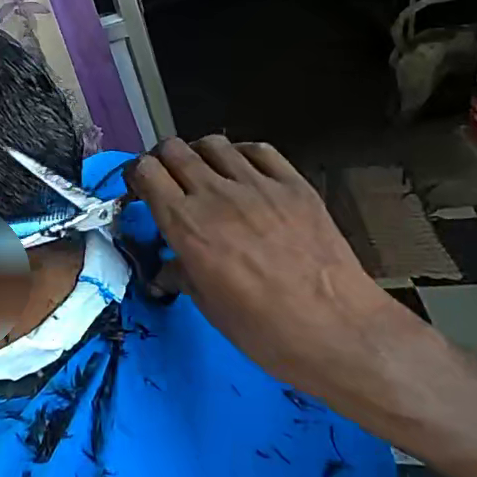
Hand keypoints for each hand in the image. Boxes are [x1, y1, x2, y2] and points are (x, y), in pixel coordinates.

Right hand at [126, 136, 420, 399]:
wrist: (340, 332)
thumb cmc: (266, 331)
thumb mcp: (210, 307)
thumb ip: (182, 275)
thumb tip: (165, 271)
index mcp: (187, 226)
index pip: (146, 172)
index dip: (136, 176)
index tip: (140, 190)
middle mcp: (215, 196)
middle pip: (173, 149)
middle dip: (162, 161)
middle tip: (169, 182)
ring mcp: (258, 186)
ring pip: (212, 143)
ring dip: (199, 155)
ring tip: (206, 175)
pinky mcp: (294, 185)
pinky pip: (258, 150)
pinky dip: (241, 155)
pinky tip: (244, 174)